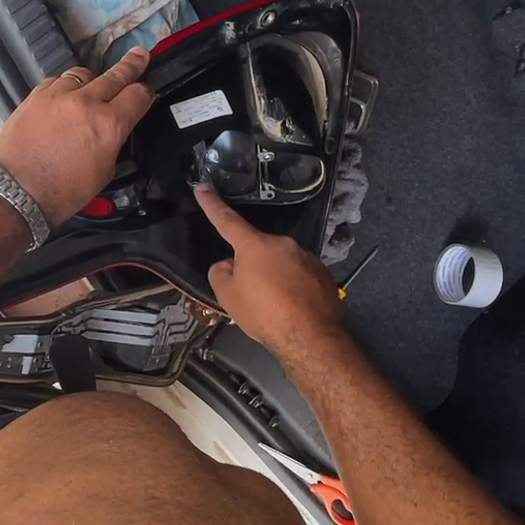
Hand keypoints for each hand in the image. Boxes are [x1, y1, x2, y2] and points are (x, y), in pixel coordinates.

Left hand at [0, 48, 153, 223]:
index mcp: (110, 124)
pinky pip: (57, 81)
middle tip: (139, 55)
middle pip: (116, 76)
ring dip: (93, 79)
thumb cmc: (62, 191)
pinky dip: (65, 87)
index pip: (138, 96)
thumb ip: (114, 142)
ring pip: (84, 74)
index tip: (148, 91)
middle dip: (131, 65)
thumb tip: (115, 130)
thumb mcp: (104, 172)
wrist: (16, 192)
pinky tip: (65, 97)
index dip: (147, 93)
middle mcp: (86, 103)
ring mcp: (58, 96)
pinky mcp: (35, 96)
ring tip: (95, 85)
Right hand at [194, 184, 345, 357]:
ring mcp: (306, 256)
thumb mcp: (227, 297)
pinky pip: (300, 274)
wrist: (310, 337)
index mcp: (254, 245)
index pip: (227, 220)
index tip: (201, 187)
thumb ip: (220, 272)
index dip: (212, 204)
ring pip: (281, 262)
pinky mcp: (323, 272)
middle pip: (258, 250)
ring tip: (276, 306)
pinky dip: (294, 286)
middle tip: (251, 293)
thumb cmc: (264, 314)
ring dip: (275, 277)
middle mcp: (282, 243)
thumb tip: (229, 264)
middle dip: (252, 266)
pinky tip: (294, 307)